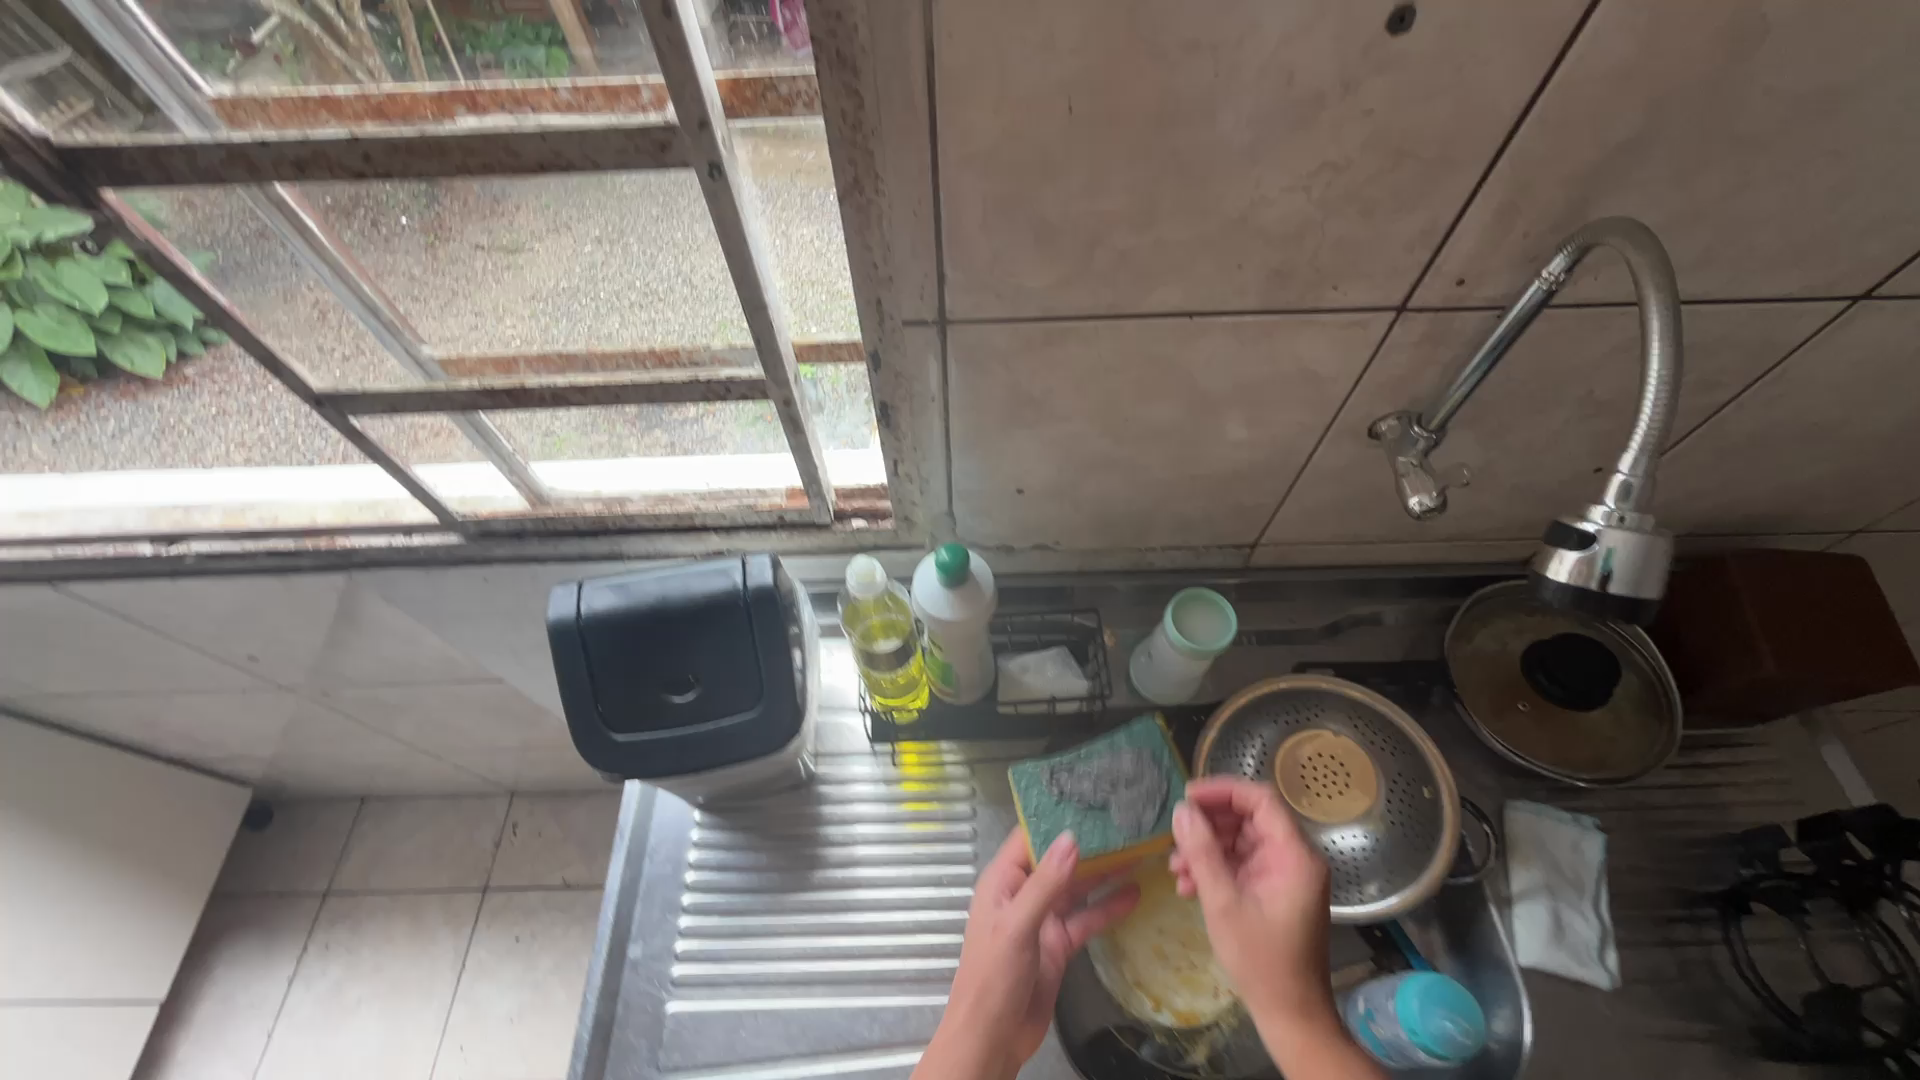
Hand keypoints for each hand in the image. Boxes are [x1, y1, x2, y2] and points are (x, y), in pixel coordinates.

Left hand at [915, 829, 1140, 1079]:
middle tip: (1123, 823)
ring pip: (1076, 887)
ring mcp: (1042, 919)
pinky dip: (1108, 907)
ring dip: (1103, 873)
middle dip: (1087, 844)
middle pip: (1058, 859)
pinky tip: (1133, 895)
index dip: (1055, 818)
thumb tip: (1071, 838)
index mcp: (1003, 880)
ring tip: (1137, 851)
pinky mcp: (1058, 944)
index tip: (1087, 800)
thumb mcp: (1016, 925)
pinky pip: (1086, 919)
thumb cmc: (992, 977)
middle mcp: (1023, 893)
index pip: (1029, 837)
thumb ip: (1045, 883)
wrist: (992, 1037)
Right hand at [1169, 777, 1333, 1028]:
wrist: (1290, 1014)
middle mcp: (1295, 858)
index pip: (1260, 800)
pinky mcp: (1274, 891)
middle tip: (1176, 835)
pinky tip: (1188, 885)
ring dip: (1206, 849)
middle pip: (1248, 818)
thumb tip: (1182, 810)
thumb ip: (1202, 852)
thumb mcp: (1223, 902)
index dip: (1222, 791)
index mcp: (1295, 856)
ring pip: (1241, 841)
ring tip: (1176, 868)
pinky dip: (1215, 868)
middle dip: (1209, 825)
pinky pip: (1242, 864)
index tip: (1187, 797)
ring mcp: (1285, 875)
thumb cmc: (1261, 960)